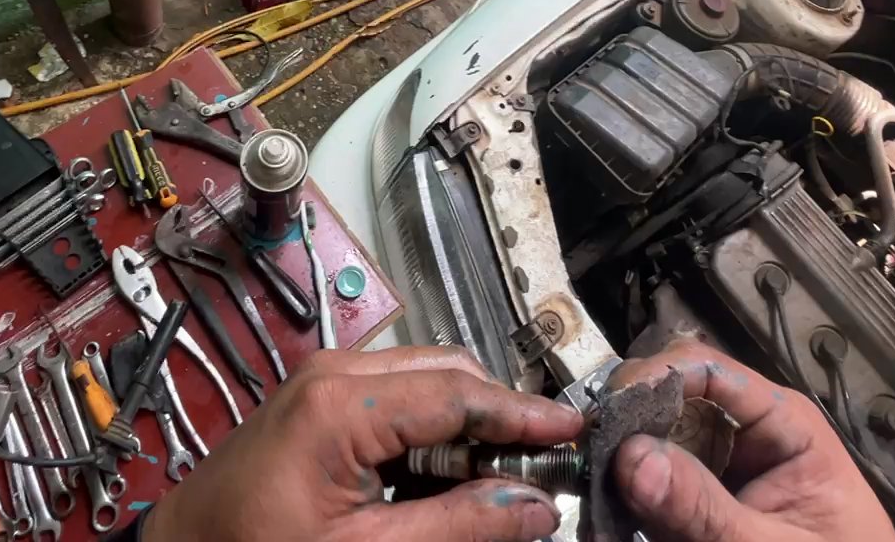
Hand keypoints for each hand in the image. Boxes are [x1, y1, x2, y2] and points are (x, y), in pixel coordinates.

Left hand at [145, 346, 583, 541]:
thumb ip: (457, 525)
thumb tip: (534, 505)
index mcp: (341, 401)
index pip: (456, 391)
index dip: (522, 412)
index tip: (573, 429)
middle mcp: (337, 369)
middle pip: (444, 372)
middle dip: (498, 413)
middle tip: (545, 463)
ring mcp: (326, 376)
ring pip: (425, 379)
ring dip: (468, 420)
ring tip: (506, 471)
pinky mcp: (322, 395)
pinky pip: (396, 396)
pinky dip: (433, 427)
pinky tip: (451, 470)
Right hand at [607, 339, 893, 541]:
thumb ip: (706, 509)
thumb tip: (633, 457)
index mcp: (781, 420)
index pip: (707, 368)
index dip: (654, 378)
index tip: (611, 409)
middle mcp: (742, 425)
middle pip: (670, 391)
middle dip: (629, 415)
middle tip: (592, 446)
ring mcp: (714, 456)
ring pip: (651, 428)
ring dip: (620, 450)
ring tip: (593, 475)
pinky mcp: (694, 487)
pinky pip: (649, 468)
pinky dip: (624, 482)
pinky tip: (607, 501)